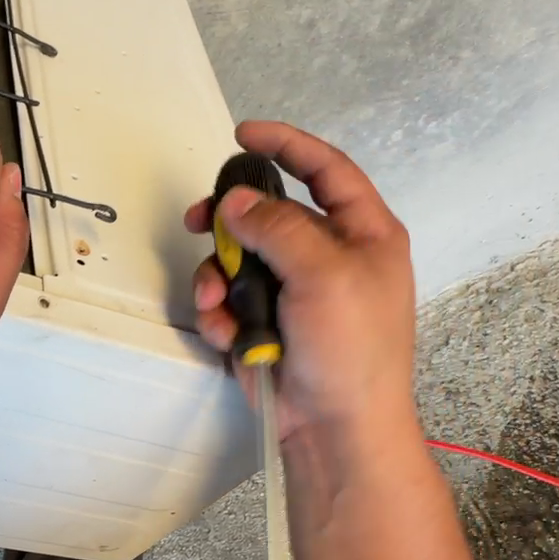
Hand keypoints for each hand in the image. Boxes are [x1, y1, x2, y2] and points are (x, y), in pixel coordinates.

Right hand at [187, 122, 417, 444]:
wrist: (333, 425)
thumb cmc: (351, 347)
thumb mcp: (325, 274)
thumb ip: (278, 228)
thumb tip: (233, 202)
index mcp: (361, 234)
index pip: (325, 171)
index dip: (287, 146)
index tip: (244, 134)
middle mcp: (324, 257)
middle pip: (266, 216)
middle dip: (228, 221)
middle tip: (197, 221)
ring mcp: (289, 293)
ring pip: (236, 261)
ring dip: (216, 279)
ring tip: (215, 305)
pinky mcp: (260, 324)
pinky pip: (226, 302)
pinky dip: (217, 315)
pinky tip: (224, 335)